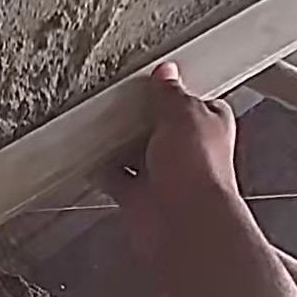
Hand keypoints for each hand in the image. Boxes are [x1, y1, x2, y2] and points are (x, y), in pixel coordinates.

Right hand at [100, 60, 241, 261]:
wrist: (182, 223)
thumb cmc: (196, 168)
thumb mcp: (183, 113)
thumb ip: (169, 94)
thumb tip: (165, 73)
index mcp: (207, 124)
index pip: (187, 102)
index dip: (167, 92)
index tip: (146, 82)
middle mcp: (184, 152)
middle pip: (155, 129)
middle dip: (136, 121)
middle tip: (114, 103)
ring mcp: (159, 176)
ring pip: (133, 154)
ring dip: (116, 146)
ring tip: (96, 128)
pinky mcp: (137, 199)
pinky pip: (114, 180)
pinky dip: (101, 172)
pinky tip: (89, 159)